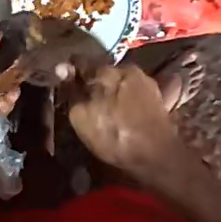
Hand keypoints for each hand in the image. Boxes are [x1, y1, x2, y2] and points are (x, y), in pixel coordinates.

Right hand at [67, 64, 193, 182]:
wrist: (158, 158)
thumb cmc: (115, 135)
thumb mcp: (82, 115)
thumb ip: (72, 90)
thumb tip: (62, 67)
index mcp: (110, 70)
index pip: (82, 63)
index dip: (70, 72)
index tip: (63, 82)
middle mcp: (131, 70)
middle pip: (104, 73)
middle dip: (93, 82)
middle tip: (83, 98)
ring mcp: (148, 84)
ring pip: (121, 83)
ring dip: (111, 92)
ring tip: (102, 108)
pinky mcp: (159, 101)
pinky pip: (134, 95)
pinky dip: (125, 101)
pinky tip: (121, 113)